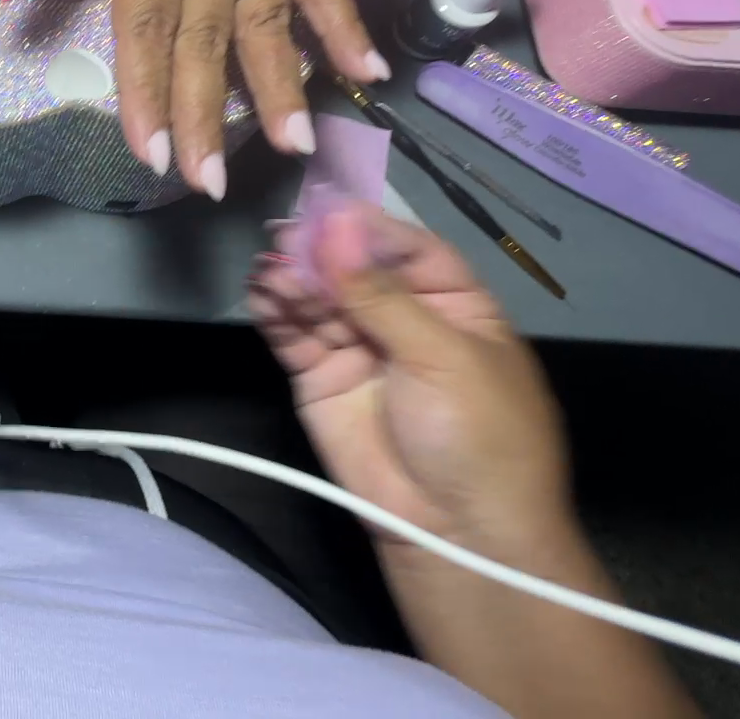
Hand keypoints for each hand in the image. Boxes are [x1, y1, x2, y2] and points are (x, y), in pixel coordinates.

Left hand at [0, 0, 387, 198]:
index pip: (149, 23)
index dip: (148, 90)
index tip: (147, 151)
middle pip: (208, 41)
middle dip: (206, 116)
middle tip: (206, 181)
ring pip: (272, 22)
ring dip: (282, 89)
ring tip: (291, 150)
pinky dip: (344, 25)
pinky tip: (364, 75)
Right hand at [246, 205, 571, 548]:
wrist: (452, 530)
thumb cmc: (478, 435)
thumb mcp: (442, 357)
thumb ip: (380, 294)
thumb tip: (335, 226)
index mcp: (453, 306)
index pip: (408, 250)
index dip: (368, 228)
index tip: (325, 209)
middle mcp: (399, 317)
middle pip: (351, 268)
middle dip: (319, 253)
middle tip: (284, 241)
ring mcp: (354, 345)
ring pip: (316, 297)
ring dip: (291, 281)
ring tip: (270, 275)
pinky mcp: (316, 373)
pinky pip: (290, 333)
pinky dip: (273, 312)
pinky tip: (260, 296)